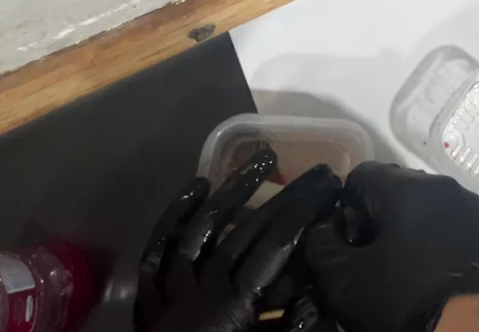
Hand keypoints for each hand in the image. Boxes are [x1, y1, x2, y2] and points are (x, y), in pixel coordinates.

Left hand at [136, 147, 340, 331]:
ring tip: (261, 163)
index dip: (303, 213)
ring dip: (232, 194)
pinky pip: (157, 254)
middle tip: (311, 174)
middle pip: (246, 233)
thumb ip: (294, 327)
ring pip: (200, 232)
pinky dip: (175, 218)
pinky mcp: (150, 305)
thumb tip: (316, 287)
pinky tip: (197, 188)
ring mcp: (170, 297)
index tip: (328, 189)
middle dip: (283, 199)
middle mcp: (200, 296)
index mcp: (231, 312)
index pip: (275, 246)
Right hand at [303, 162, 478, 331]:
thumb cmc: (402, 302)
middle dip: (379, 213)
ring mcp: (468, 203)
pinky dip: (436, 233)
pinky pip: (450, 217)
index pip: (363, 175)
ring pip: (425, 201)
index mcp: (406, 188)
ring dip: (409, 222)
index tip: (348, 240)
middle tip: (372, 255)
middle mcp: (440, 184)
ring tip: (402, 263)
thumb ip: (323, 246)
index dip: (347, 205)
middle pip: (396, 185)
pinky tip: (430, 266)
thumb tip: (324, 227)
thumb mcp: (346, 281)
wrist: (468, 328)